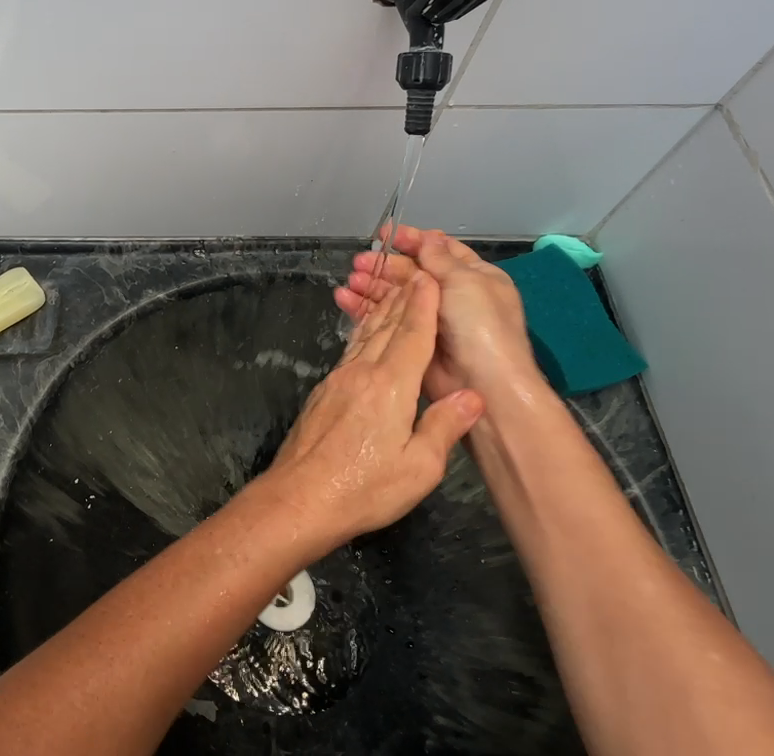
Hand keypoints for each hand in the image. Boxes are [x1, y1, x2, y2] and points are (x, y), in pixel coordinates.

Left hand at [261, 272, 482, 548]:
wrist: (300, 498)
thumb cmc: (365, 488)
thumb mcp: (419, 467)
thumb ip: (444, 427)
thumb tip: (472, 395)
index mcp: (390, 387)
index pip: (412, 336)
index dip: (424, 306)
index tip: (431, 279)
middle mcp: (361, 374)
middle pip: (386, 329)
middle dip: (403, 300)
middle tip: (415, 275)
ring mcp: (337, 382)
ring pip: (364, 338)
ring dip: (380, 313)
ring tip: (392, 293)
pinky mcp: (323, 395)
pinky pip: (349, 353)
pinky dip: (362, 335)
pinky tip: (364, 335)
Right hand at [335, 226, 547, 402]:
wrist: (484, 385)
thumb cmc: (481, 327)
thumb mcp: (466, 283)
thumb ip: (439, 259)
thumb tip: (428, 237)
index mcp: (473, 277)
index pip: (439, 251)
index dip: (413, 240)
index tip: (385, 234)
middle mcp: (451, 295)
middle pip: (411, 272)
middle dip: (385, 266)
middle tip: (359, 262)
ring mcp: (430, 319)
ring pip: (393, 295)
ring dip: (371, 286)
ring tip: (350, 282)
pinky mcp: (410, 340)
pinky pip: (384, 319)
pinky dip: (364, 309)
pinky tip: (345, 300)